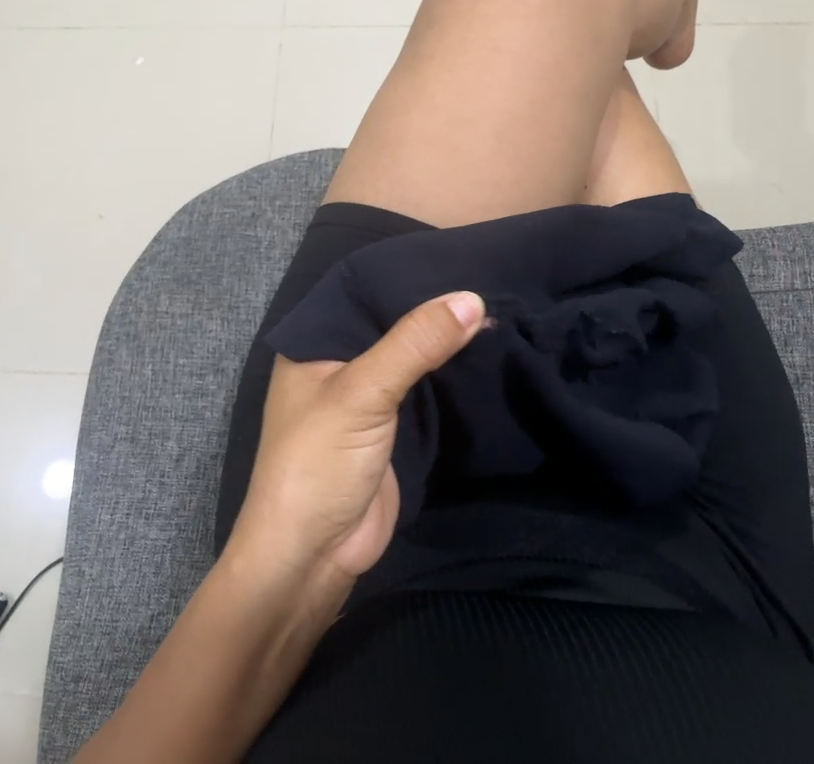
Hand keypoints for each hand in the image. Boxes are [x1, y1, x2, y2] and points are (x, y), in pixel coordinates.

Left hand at [228, 291, 486, 585]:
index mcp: (312, 345)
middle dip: (434, 311)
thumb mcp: (363, 394)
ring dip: (446, 345)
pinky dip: (450, 378)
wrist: (313, 557)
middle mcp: (336, 365)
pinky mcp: (390, 431)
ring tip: (502, 310)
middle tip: (494, 282)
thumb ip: (414, 345)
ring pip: (410, 359)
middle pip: (391, 326)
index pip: (363, 293)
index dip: (407, 276)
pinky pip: (423, 393)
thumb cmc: (318, 464)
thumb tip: (473, 298)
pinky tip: (488, 357)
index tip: (461, 257)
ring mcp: (365, 400)